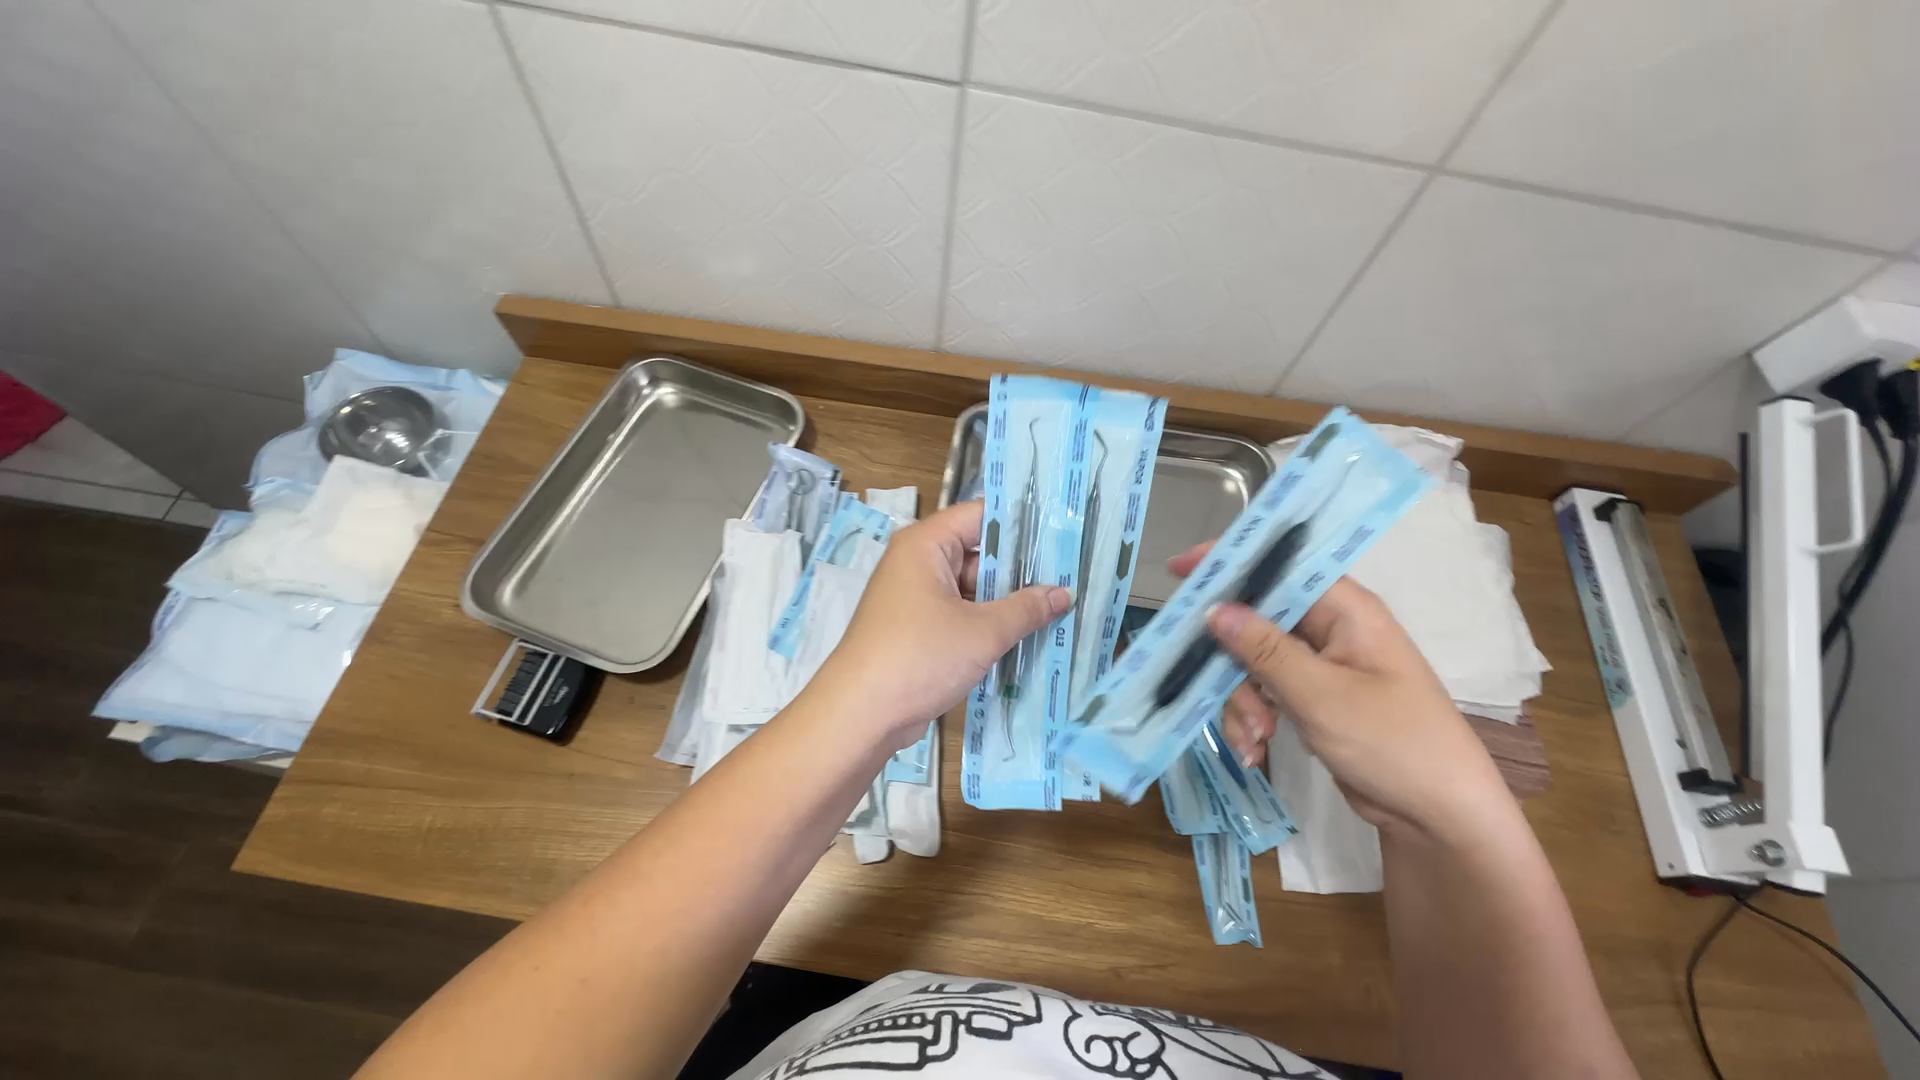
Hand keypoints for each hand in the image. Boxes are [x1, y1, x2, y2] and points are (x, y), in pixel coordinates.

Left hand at [810, 500, 1069, 746]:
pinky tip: (1029, 635)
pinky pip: (961, 616)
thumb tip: (1065, 593)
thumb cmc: (919, 657)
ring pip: (972, 589)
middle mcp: (918, 563)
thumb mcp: (982, 632)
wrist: (860, 715)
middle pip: (979, 553)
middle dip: (1022, 568)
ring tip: (1062, 605)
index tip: (1065, 531)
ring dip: (1008, 601)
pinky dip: (989, 625)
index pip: (981, 516)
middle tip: (1074, 573)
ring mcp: (916, 598)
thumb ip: (1026, 609)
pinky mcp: (918, 630)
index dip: (1023, 523)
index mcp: (926, 544)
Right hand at [1167, 543, 1509, 834]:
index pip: (1279, 568)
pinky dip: (1253, 718)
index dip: (1229, 563)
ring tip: (1254, 738)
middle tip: (1211, 690)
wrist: (1440, 817)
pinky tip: (1255, 750)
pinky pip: (1265, 693)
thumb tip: (1214, 608)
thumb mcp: (1321, 695)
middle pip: (1256, 620)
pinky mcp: (1313, 700)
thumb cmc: (1393, 743)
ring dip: (1242, 700)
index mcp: (1345, 610)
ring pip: (1253, 662)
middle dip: (1232, 661)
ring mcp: (1321, 666)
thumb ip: (1264, 650)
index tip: (1177, 570)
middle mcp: (1331, 629)